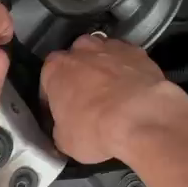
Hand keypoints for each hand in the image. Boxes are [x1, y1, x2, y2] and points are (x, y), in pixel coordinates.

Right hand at [39, 34, 187, 163]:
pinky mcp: (136, 50)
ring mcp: (111, 46)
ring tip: (109, 95)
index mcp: (57, 68)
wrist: (140, 115)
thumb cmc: (96, 127)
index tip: (57, 109)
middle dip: (78, 76)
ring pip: (101, 54)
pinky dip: (125, 70)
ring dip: (102, 70)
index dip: (52, 95)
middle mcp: (83, 50)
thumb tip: (65, 127)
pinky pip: (125, 58)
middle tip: (84, 101)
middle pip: (76, 59)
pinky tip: (129, 90)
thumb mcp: (64, 141)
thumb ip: (60, 125)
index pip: (47, 77)